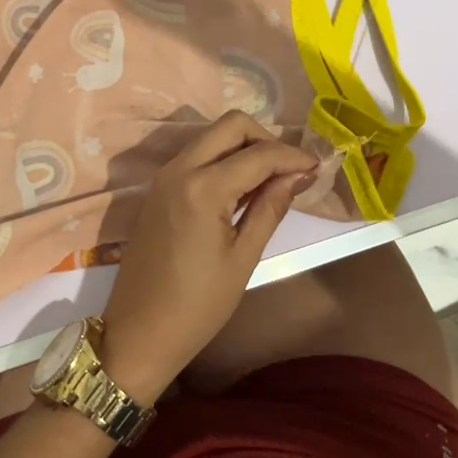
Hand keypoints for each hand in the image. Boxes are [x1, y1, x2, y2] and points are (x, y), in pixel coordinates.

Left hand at [99, 112, 316, 403]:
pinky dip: (223, 159)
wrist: (139, 332)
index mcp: (202, 188)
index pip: (259, 153)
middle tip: (290, 171)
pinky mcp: (158, 188)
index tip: (318, 168)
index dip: (293, 156)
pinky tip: (241, 190)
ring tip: (270, 182)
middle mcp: (179, 169)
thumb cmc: (198, 305)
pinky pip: (196, 155)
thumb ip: (270, 207)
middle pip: (231, 125)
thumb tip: (298, 174)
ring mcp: (164, 176)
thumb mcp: (243, 258)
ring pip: (211, 136)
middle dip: (266, 139)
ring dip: (243, 147)